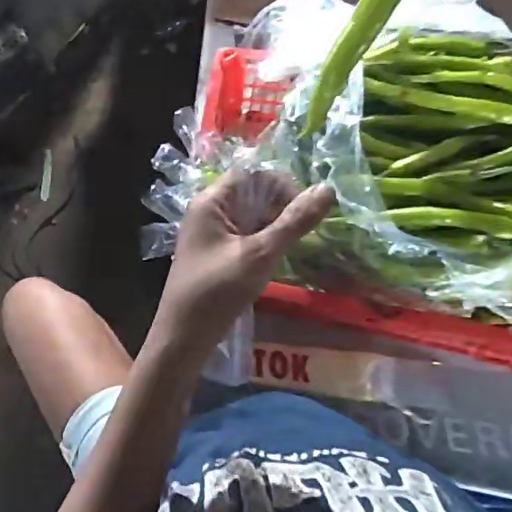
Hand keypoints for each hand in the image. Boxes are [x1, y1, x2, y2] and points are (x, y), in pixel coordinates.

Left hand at [150, 171, 334, 353]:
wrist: (183, 337)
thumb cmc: (217, 291)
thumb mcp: (260, 255)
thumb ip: (294, 222)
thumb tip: (328, 188)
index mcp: (210, 202)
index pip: (251, 174)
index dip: (281, 185)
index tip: (306, 209)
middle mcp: (209, 211)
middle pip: (253, 193)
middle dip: (282, 206)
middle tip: (306, 231)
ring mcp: (212, 233)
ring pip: (252, 216)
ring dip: (277, 226)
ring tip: (299, 244)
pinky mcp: (218, 253)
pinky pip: (247, 235)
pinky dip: (266, 241)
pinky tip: (282, 256)